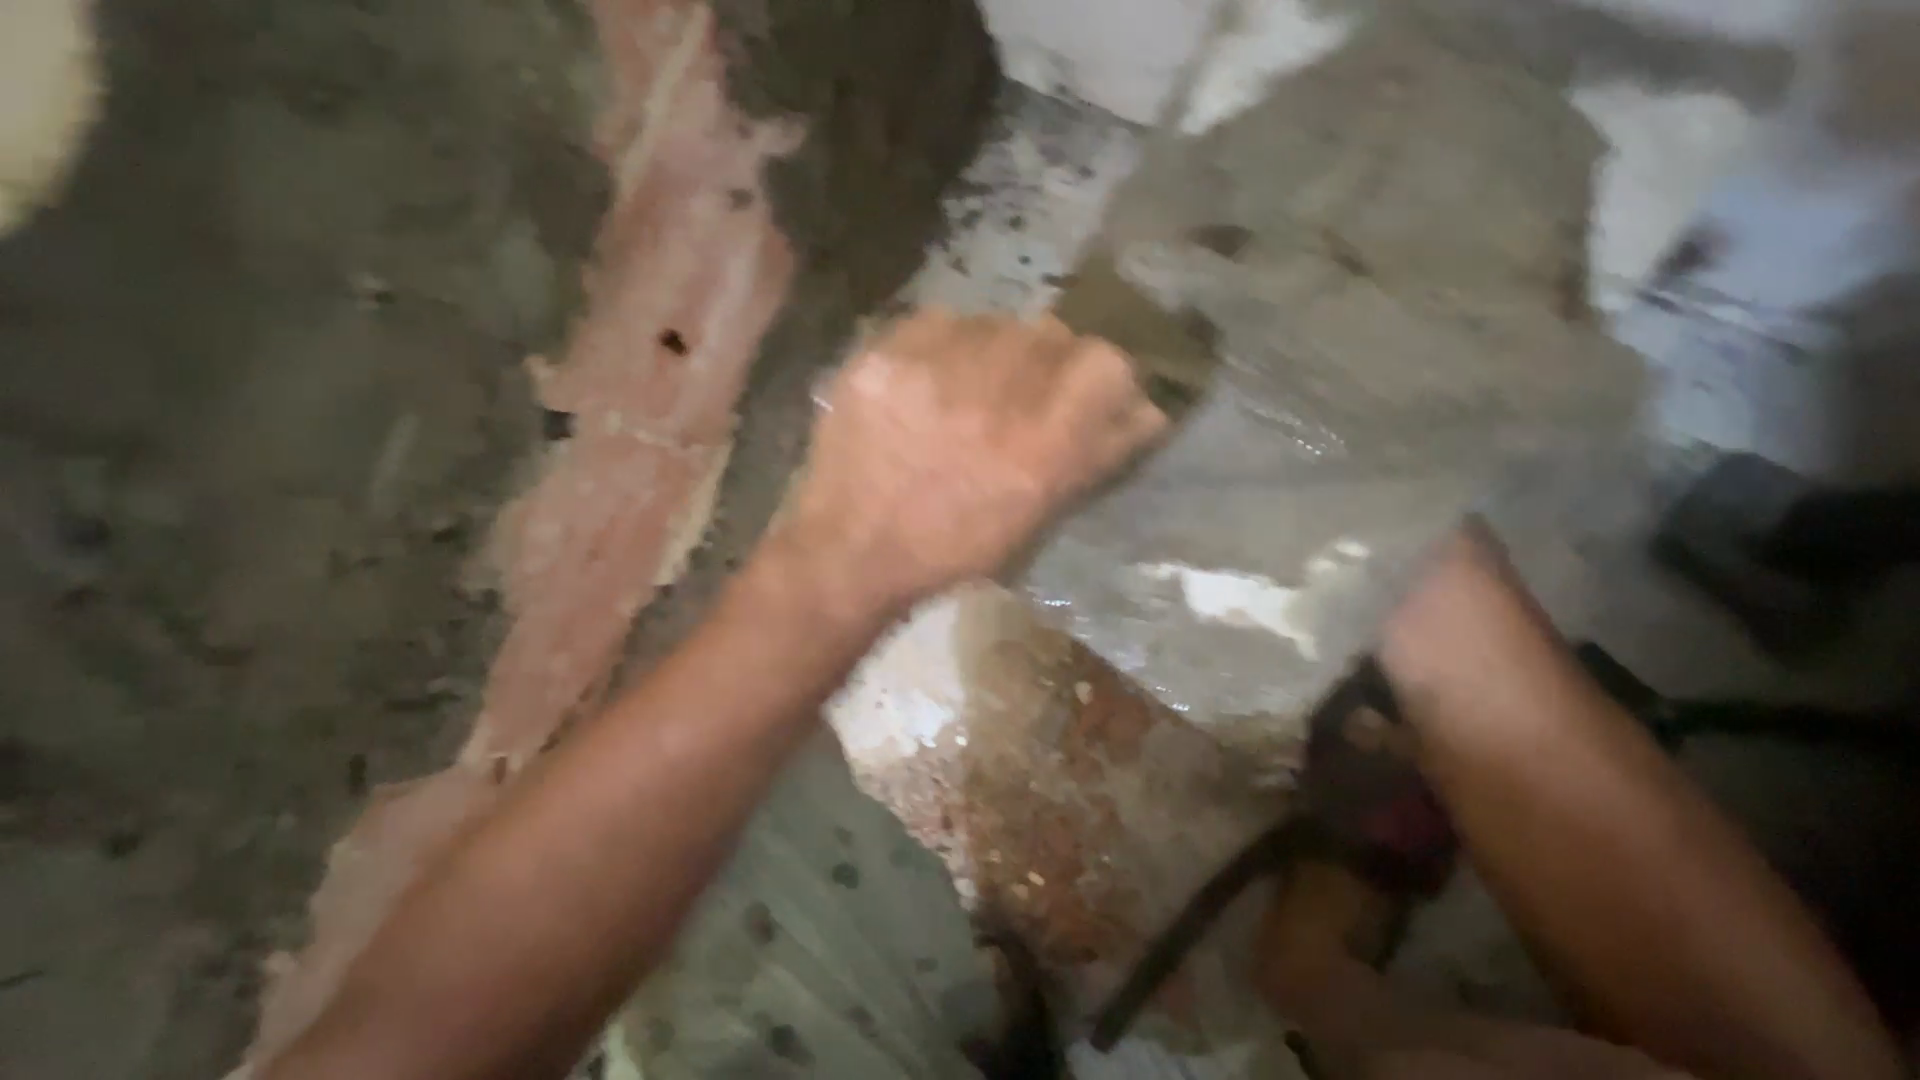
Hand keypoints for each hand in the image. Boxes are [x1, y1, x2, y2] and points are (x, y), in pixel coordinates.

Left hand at [773, 309, 1168, 616]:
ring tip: (965, 389)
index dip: (1102, 374)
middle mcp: (992, 400)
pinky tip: (929, 378)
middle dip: (1045, 361)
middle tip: (1017, 392)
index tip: (1083, 389)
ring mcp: (931, 372)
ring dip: (994, 349)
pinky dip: (945, 343)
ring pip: (996, 322)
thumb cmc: (953, 547)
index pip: (1107, 364)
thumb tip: (1149, 407)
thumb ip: (1095, 455)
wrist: (851, 550)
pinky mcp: (882, 357)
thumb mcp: (1037, 515)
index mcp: (1039, 450)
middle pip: (1052, 333)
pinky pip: (940, 320)